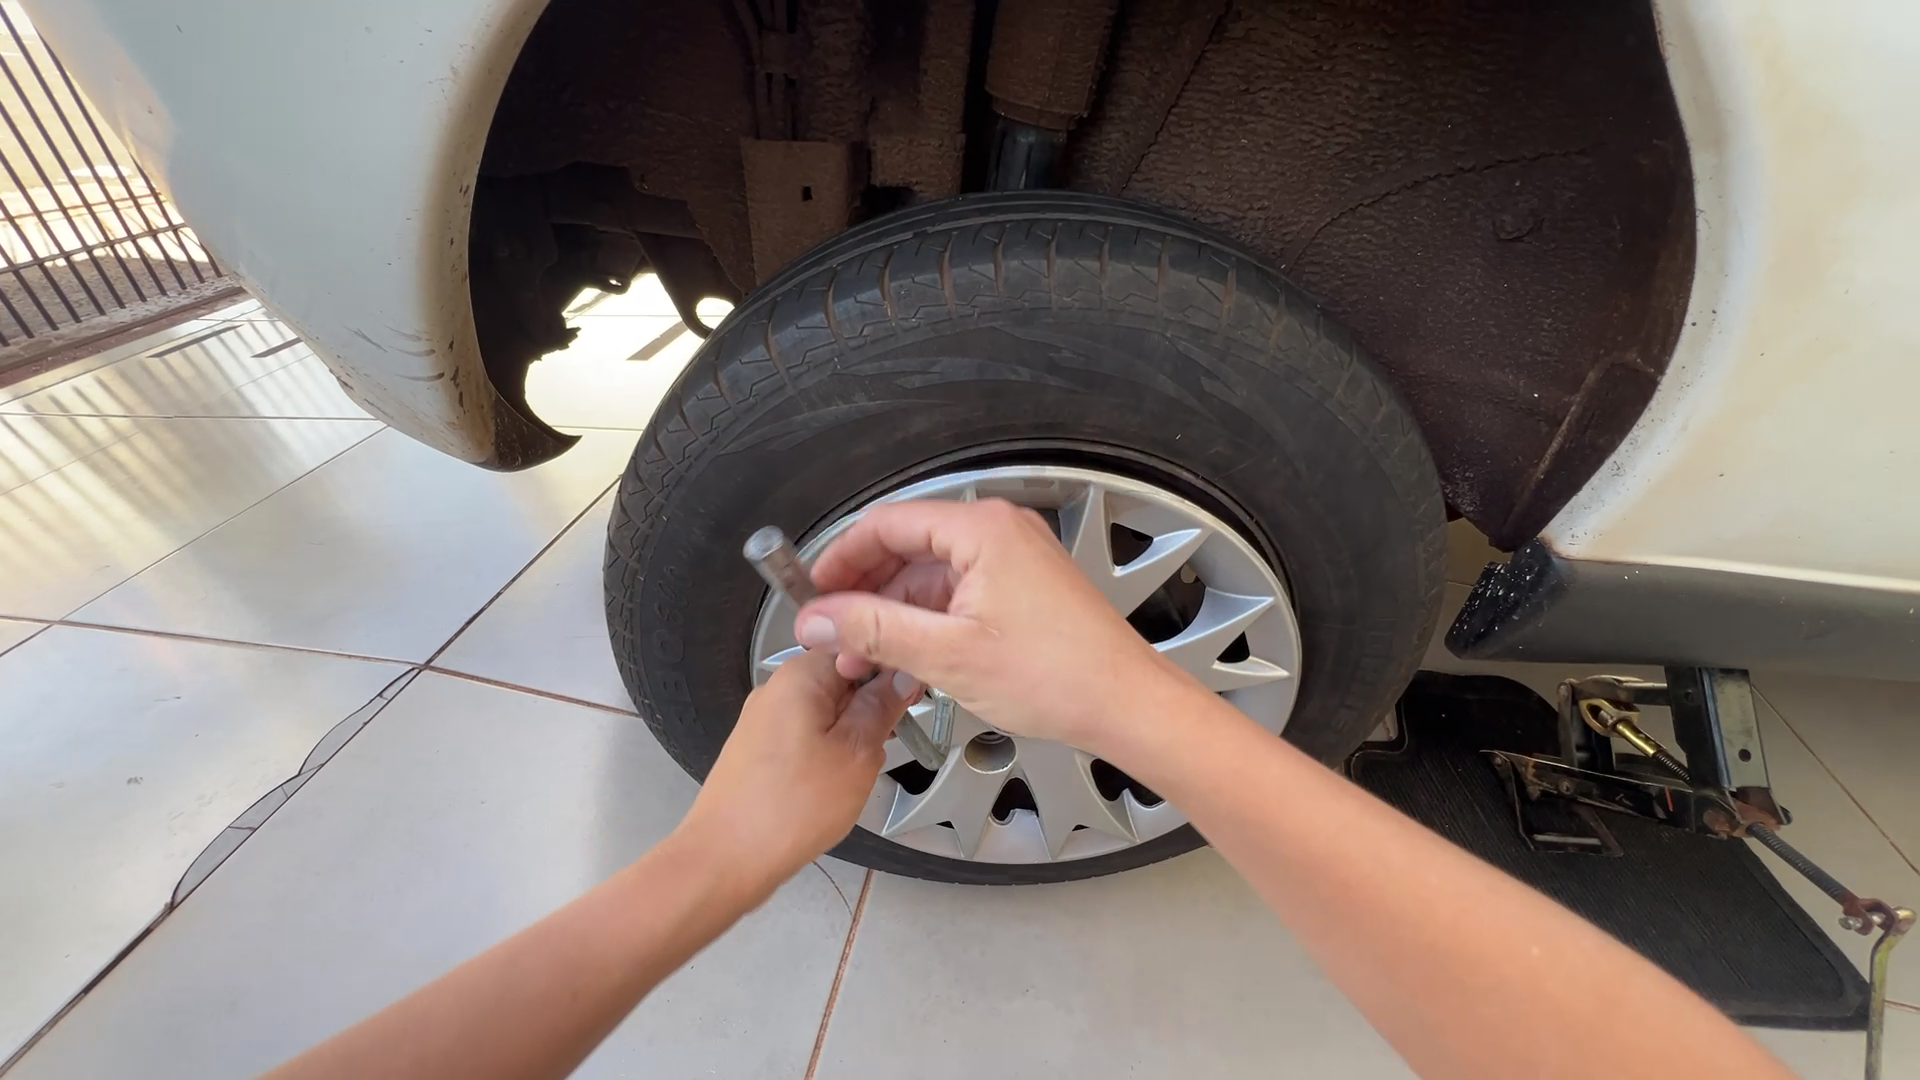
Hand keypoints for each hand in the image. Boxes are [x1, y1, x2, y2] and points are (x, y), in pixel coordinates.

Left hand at [678, 649, 921, 887]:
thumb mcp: (857, 753)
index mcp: (801, 674)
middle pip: (844, 679)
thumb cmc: (792, 806)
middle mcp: (778, 687)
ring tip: (854, 772)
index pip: (859, 647)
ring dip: (851, 736)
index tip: (909, 700)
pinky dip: (827, 753)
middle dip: (870, 709)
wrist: (724, 862)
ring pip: (828, 711)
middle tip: (881, 747)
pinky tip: (831, 785)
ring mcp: (765, 719)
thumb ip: (883, 706)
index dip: (891, 670)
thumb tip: (902, 673)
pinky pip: (808, 736)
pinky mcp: (760, 749)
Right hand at [795, 499, 1190, 753]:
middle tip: (833, 632)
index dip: (841, 558)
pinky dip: (926, 621)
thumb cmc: (1059, 675)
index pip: (886, 524)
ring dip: (893, 613)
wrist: (1125, 703)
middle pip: (906, 548)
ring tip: (864, 656)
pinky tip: (904, 655)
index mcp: (981, 530)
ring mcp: (1011, 559)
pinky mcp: (1020, 586)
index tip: (813, 591)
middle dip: (864, 592)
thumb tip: (819, 617)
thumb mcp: (948, 654)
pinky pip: (956, 592)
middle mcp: (998, 533)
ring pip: (929, 575)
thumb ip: (874, 629)